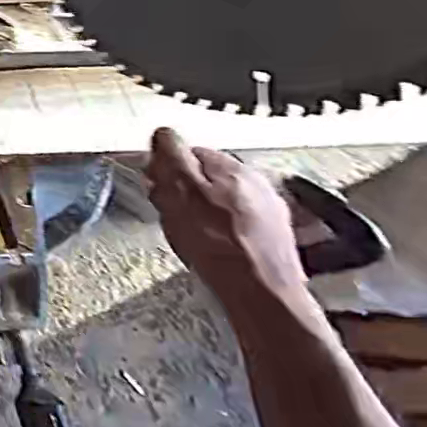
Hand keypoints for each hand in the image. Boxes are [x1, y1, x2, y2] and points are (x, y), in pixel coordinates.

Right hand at [146, 127, 307, 308]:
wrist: (261, 293)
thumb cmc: (217, 243)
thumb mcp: (180, 189)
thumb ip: (170, 156)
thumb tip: (164, 133)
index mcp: (233, 167)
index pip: (186, 150)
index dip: (164, 167)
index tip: (155, 184)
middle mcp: (256, 183)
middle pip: (203, 174)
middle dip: (180, 189)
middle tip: (168, 210)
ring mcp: (268, 210)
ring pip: (217, 198)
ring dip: (197, 210)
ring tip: (187, 232)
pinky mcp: (271, 236)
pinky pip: (232, 221)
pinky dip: (216, 229)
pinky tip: (208, 245)